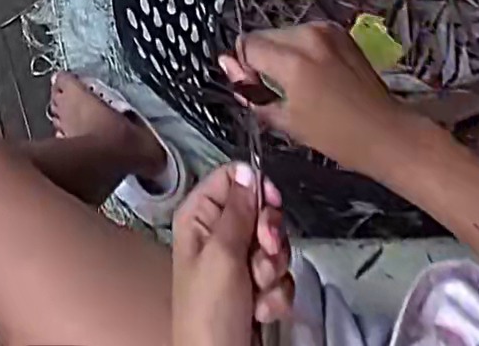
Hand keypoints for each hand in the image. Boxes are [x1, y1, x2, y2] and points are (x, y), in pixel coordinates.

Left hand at [171, 162, 292, 345]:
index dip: (254, 187)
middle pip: (257, 210)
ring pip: (273, 244)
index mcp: (199, 215)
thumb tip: (247, 168)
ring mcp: (237, 261)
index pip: (231, 178)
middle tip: (261, 255)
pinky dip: (275, 294)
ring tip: (256, 290)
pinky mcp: (255, 288)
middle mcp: (217, 233)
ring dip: (272, 270)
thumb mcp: (222, 254)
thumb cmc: (210, 310)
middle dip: (268, 236)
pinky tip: (260, 311)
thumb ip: (237, 210)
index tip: (270, 204)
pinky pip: (279, 276)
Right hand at [221, 23, 438, 179]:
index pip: (246, 45)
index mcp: (293, 62)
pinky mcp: (336, 30)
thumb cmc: (338, 136)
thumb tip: (227, 65)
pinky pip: (301, 33)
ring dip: (279, 52)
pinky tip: (314, 72)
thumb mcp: (286, 120)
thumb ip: (251, 91)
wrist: (389, 134)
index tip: (254, 87)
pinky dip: (299, 49)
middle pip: (261, 36)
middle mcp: (306, 37)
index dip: (243, 67)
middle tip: (274, 88)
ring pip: (280, 33)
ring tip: (297, 82)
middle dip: (260, 58)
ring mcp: (324, 30)